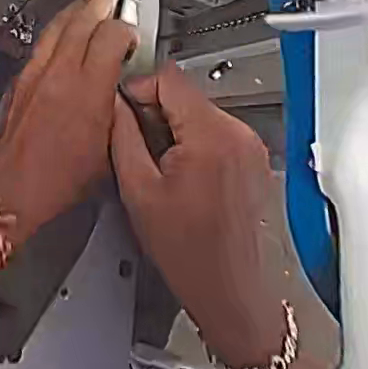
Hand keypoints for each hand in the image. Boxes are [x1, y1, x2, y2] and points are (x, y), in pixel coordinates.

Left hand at [0, 0, 135, 239]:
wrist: (8, 190)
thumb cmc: (55, 181)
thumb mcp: (107, 151)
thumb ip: (117, 114)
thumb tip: (120, 94)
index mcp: (87, 90)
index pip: (110, 36)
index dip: (125, 29)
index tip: (131, 33)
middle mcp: (58, 75)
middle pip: (81, 22)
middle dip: (99, 5)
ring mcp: (35, 74)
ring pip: (57, 27)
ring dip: (75, 11)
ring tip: (86, 3)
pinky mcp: (19, 81)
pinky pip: (41, 43)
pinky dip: (56, 30)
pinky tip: (61, 32)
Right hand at [111, 64, 286, 368]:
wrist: (232, 290)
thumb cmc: (191, 254)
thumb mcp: (138, 190)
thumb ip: (122, 136)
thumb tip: (115, 105)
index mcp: (211, 136)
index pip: (169, 78)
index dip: (138, 89)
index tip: (123, 109)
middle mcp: (237, 133)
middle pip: (184, 94)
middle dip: (154, 113)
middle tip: (138, 148)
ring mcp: (249, 145)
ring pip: (198, 111)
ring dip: (173, 128)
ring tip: (161, 169)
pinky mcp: (253, 157)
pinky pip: (214, 131)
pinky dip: (193, 142)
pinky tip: (182, 176)